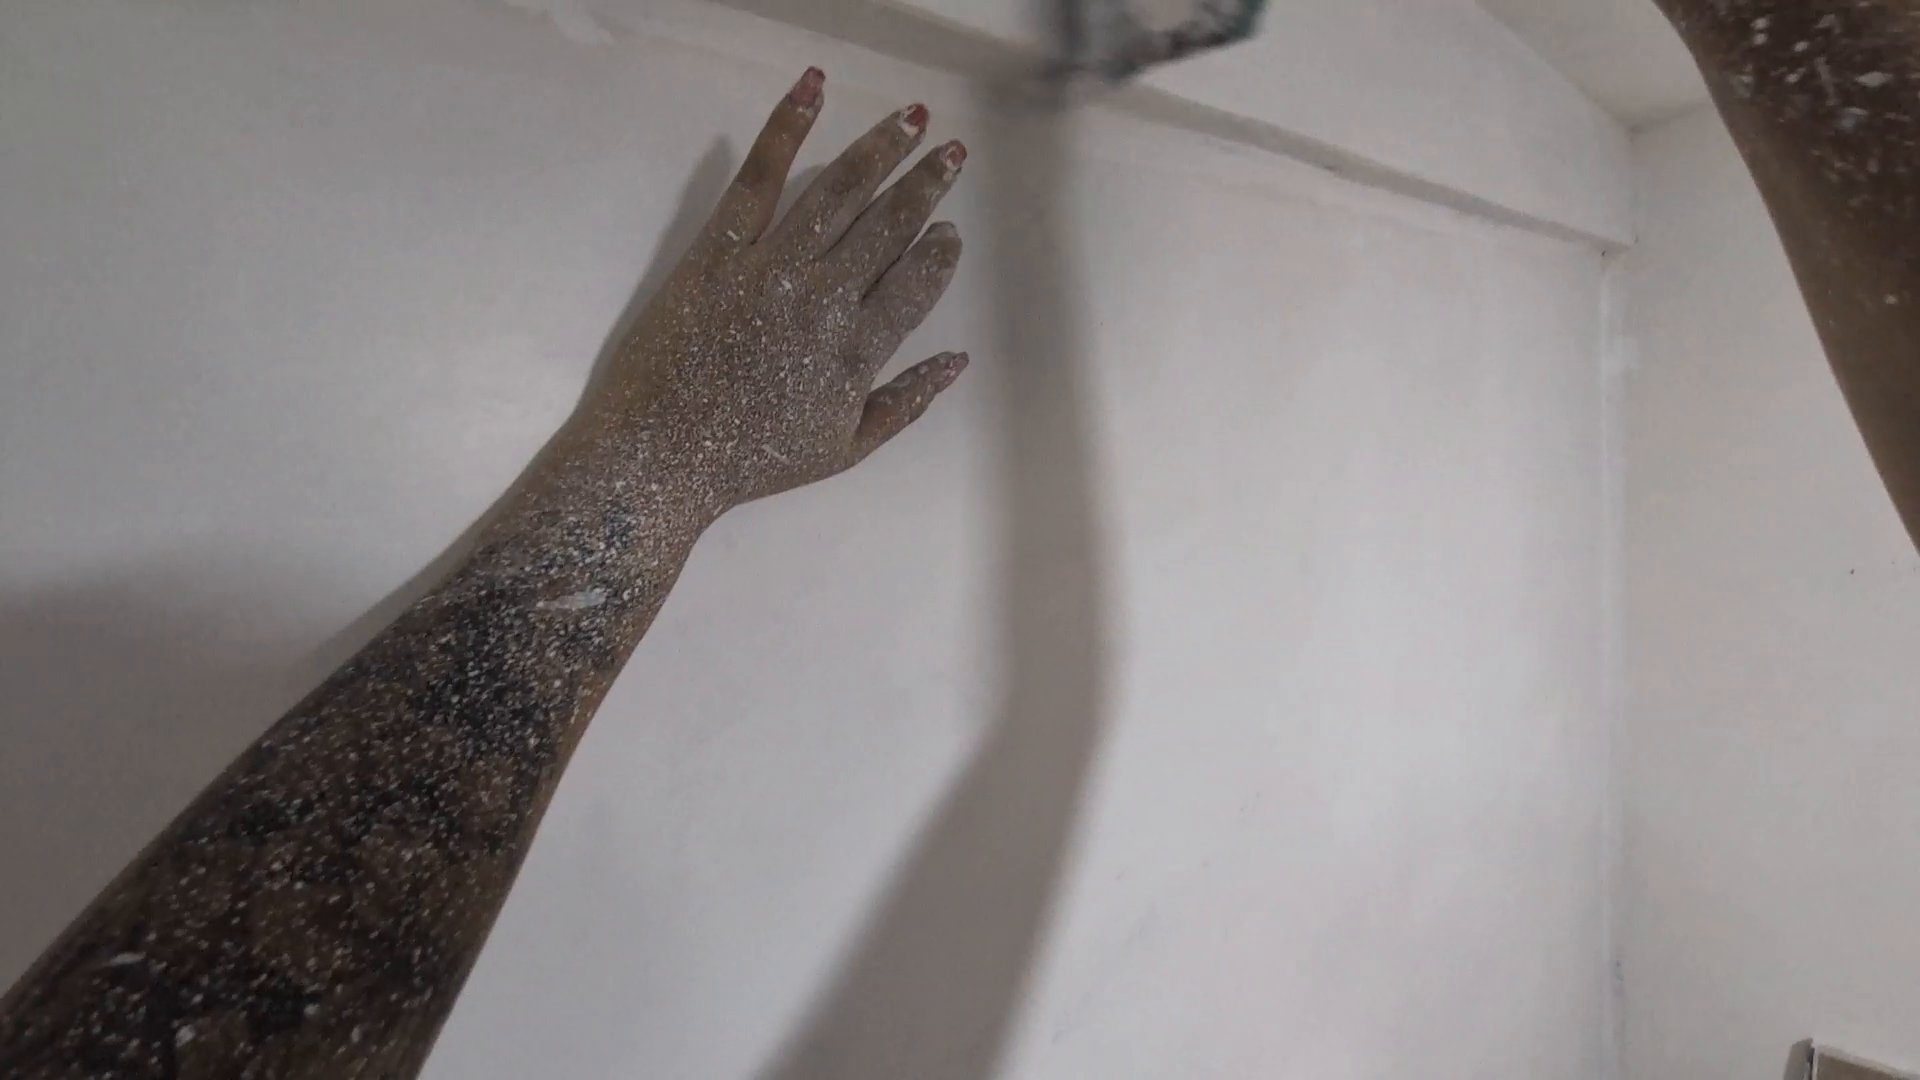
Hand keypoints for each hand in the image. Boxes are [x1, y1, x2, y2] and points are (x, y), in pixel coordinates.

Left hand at [584, 68, 968, 511]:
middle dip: (927, 186)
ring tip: (912, 118)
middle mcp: (823, 300)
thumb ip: (906, 404)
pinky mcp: (719, 248)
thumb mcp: (845, 449)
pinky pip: (759, 178)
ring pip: (838, 193)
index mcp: (857, 353)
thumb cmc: (756, 459)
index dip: (939, 253)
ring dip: (880, 149)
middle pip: (887, 227)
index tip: (950, 233)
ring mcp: (770, 268)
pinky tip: (814, 90)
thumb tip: (958, 363)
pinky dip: (787, 127)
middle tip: (951, 154)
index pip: (916, 284)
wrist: (663, 455)